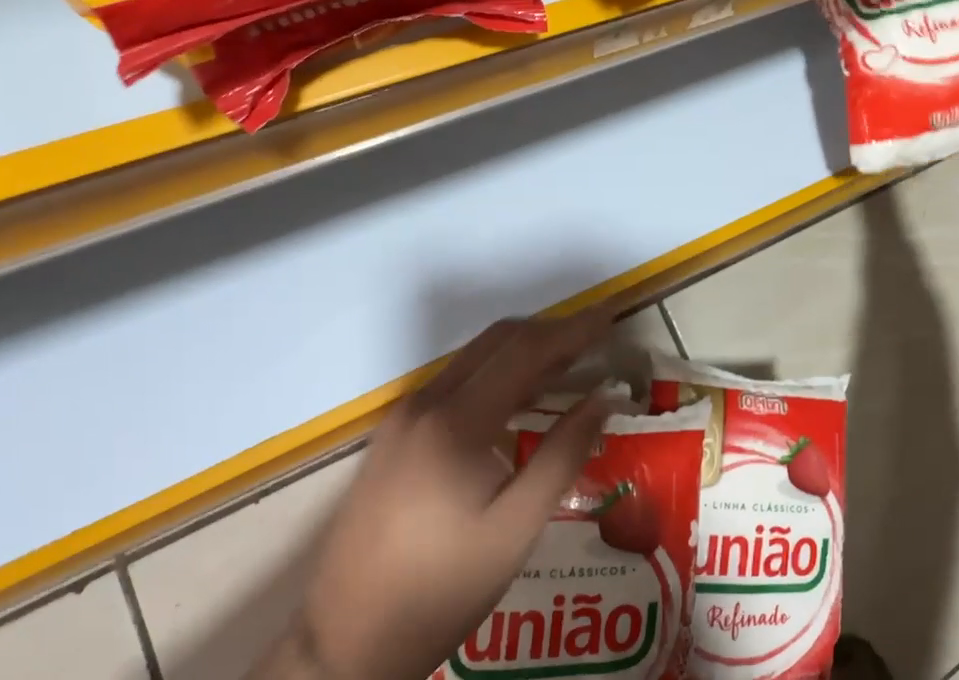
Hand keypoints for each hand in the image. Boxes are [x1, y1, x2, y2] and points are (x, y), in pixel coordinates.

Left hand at [260, 311, 613, 679]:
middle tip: (598, 340)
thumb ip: (562, 456)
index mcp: (454, 422)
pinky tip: (522, 401)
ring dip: (523, 353)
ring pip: (472, 360)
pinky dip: (496, 377)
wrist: (346, 642)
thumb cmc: (441, 590)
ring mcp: (402, 419)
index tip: (612, 316)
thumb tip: (603, 399)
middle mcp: (423, 405)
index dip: (573, 329)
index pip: (524, 351)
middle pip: (495, 342)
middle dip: (550, 332)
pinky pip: (455, 385)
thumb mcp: (515, 530)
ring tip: (572, 366)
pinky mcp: (393, 439)